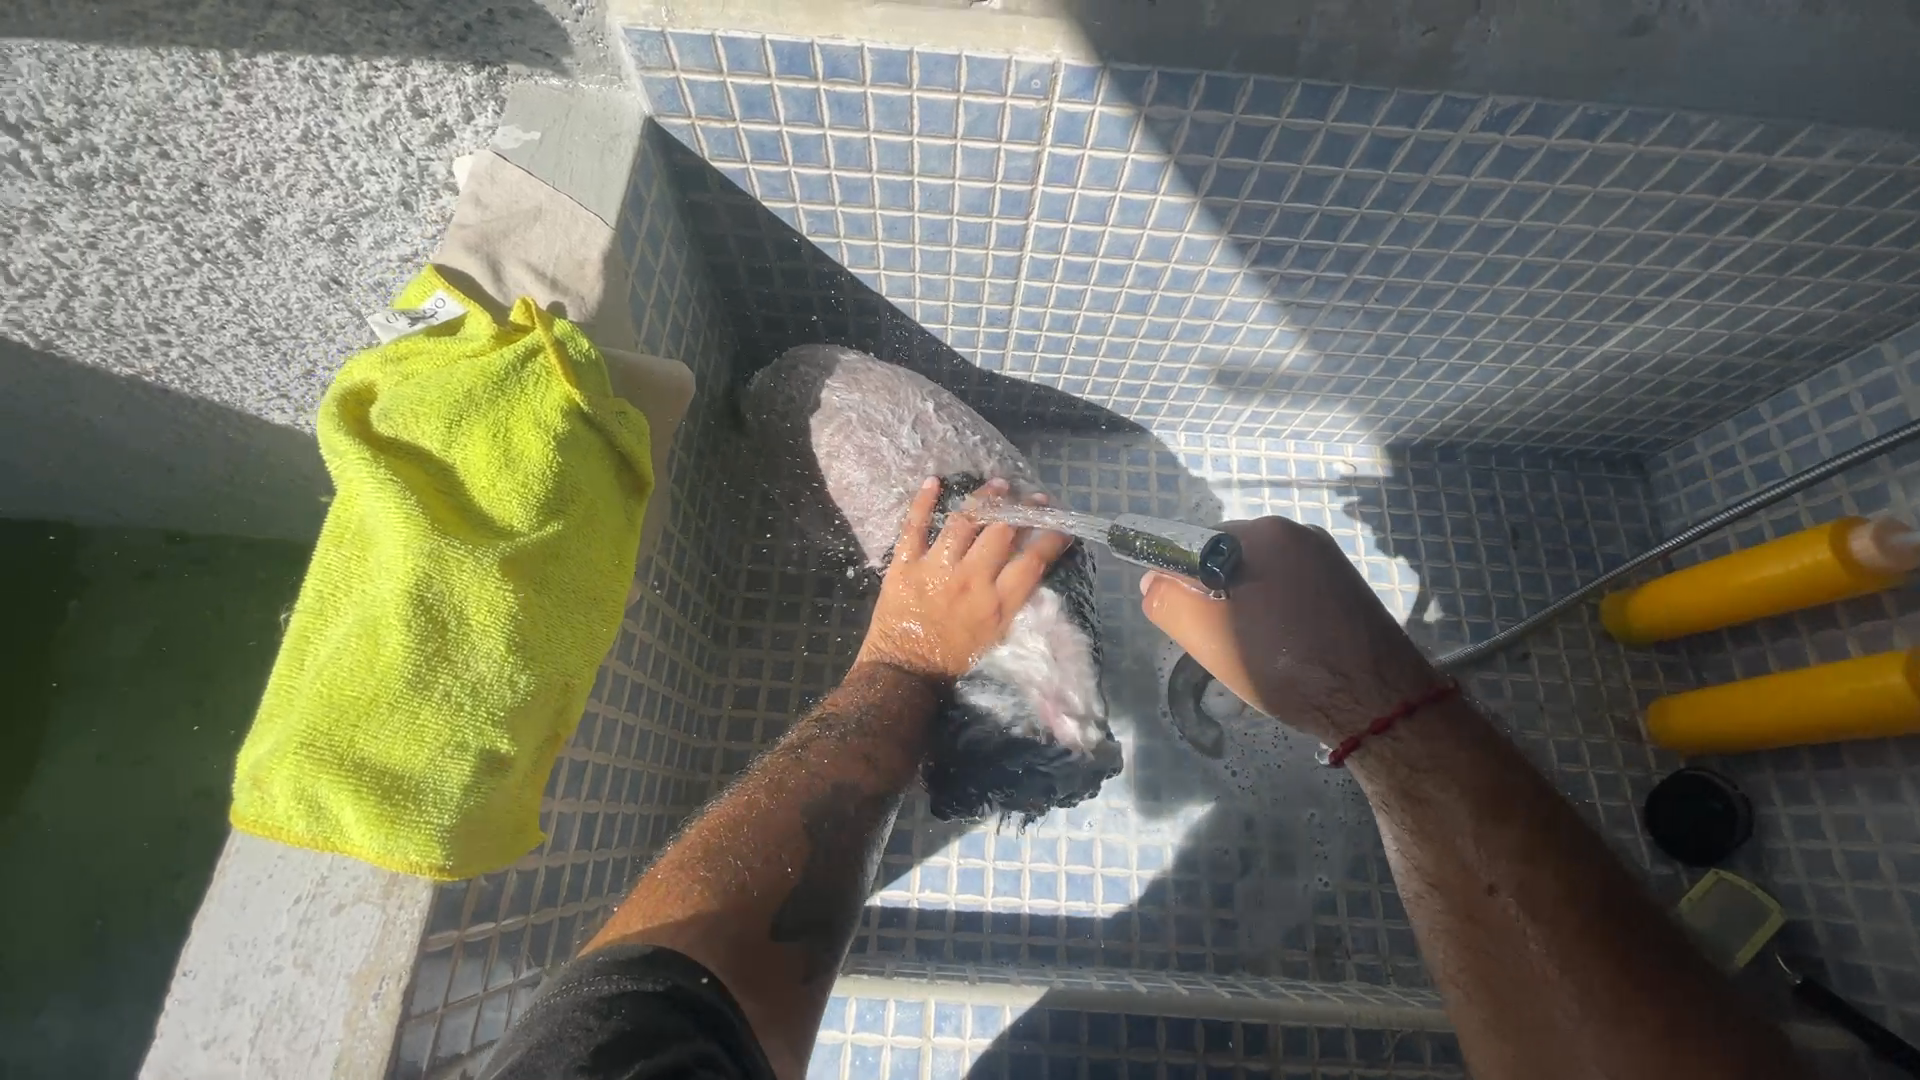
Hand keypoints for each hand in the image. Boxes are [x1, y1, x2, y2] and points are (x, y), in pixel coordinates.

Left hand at [857, 477, 1073, 682]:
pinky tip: (934, 480)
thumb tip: (1031, 571)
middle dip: (1022, 510)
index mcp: (997, 604)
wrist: (905, 674)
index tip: (1060, 526)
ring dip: (985, 499)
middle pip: (1001, 533)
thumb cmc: (954, 662)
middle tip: (1033, 498)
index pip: (1032, 561)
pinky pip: (913, 526)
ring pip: (964, 522)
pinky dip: (922, 502)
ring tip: (999, 485)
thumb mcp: (998, 639)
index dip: (1050, 539)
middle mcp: (970, 580)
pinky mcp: (904, 565)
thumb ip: (1014, 604)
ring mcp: (936, 569)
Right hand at [1140, 516, 1439, 743]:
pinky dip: (1275, 611)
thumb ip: (1168, 599)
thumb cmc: (1283, 665)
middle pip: (1227, 558)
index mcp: (1262, 532)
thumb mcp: (1206, 637)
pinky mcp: (1345, 585)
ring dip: (1244, 605)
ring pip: (1259, 575)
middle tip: (1218, 641)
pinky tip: (1282, 648)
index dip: (1179, 581)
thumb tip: (1153, 580)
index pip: (1192, 543)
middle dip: (1213, 594)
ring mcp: (1326, 558)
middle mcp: (1297, 533)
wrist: (1377, 703)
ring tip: (1252, 650)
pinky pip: (1290, 588)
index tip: (1184, 619)